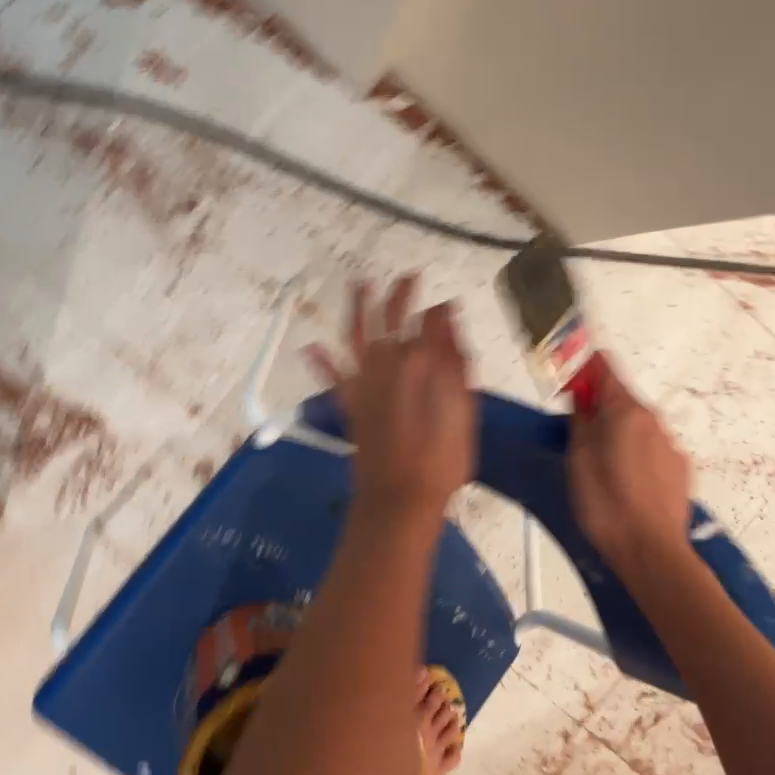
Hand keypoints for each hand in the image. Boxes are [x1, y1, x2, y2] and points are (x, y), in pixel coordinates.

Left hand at [306, 274, 476, 526]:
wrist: (400, 497)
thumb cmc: (443, 457)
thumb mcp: (464, 406)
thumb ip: (453, 356)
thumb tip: (445, 313)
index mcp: (419, 359)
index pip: (429, 319)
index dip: (438, 309)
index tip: (447, 303)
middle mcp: (386, 361)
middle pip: (390, 316)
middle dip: (399, 293)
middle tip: (408, 278)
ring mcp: (362, 381)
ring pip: (356, 334)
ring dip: (357, 307)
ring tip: (360, 285)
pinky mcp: (348, 403)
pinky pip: (330, 375)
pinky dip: (320, 360)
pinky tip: (311, 345)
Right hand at [568, 355, 692, 565]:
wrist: (651, 550)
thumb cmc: (604, 501)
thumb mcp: (577, 457)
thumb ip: (580, 418)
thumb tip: (581, 395)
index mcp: (625, 409)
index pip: (605, 365)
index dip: (583, 368)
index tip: (567, 384)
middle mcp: (653, 419)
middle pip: (622, 399)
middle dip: (598, 408)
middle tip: (575, 435)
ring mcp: (671, 445)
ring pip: (637, 427)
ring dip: (617, 435)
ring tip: (600, 469)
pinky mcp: (681, 470)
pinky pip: (652, 451)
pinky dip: (636, 456)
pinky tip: (625, 485)